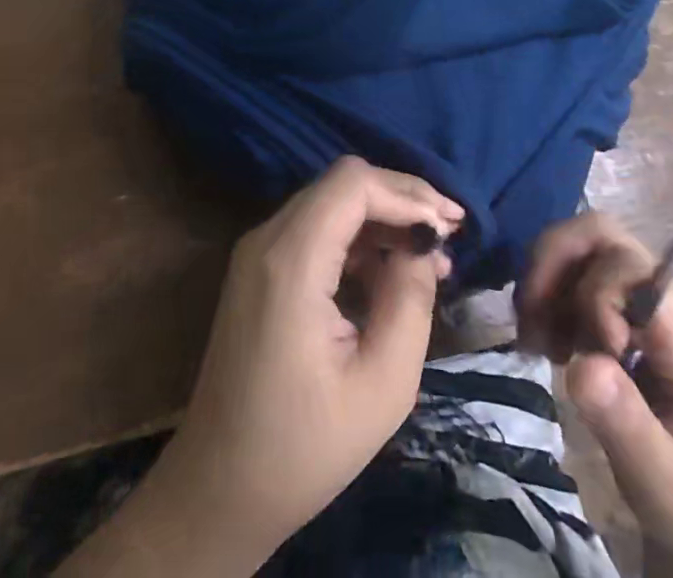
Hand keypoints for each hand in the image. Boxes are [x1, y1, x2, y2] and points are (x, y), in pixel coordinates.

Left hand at [60, 157, 461, 576]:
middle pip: (343, 186)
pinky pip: (316, 234)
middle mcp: (265, 242)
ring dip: (384, 222)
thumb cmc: (305, 447)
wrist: (220, 490)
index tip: (450, 229)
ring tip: (433, 259)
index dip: (408, 194)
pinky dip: (359, 242)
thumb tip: (422, 247)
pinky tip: (393, 274)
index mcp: (290, 263)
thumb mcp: (384, 382)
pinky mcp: (259, 274)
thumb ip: (410, 299)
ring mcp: (257, 256)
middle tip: (452, 234)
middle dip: (402, 201)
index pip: (353, 183)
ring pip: (331, 205)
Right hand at [519, 212, 672, 577]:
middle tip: (530, 322)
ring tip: (534, 342)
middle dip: (552, 263)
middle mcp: (667, 310)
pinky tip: (544, 346)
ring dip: (543, 283)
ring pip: (582, 252)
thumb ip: (629, 427)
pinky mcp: (622, 327)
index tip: (579, 354)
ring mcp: (643, 315)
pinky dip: (545, 301)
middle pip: (602, 237)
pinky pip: (574, 283)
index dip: (593, 294)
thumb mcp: (672, 492)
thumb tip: (582, 362)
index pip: (633, 267)